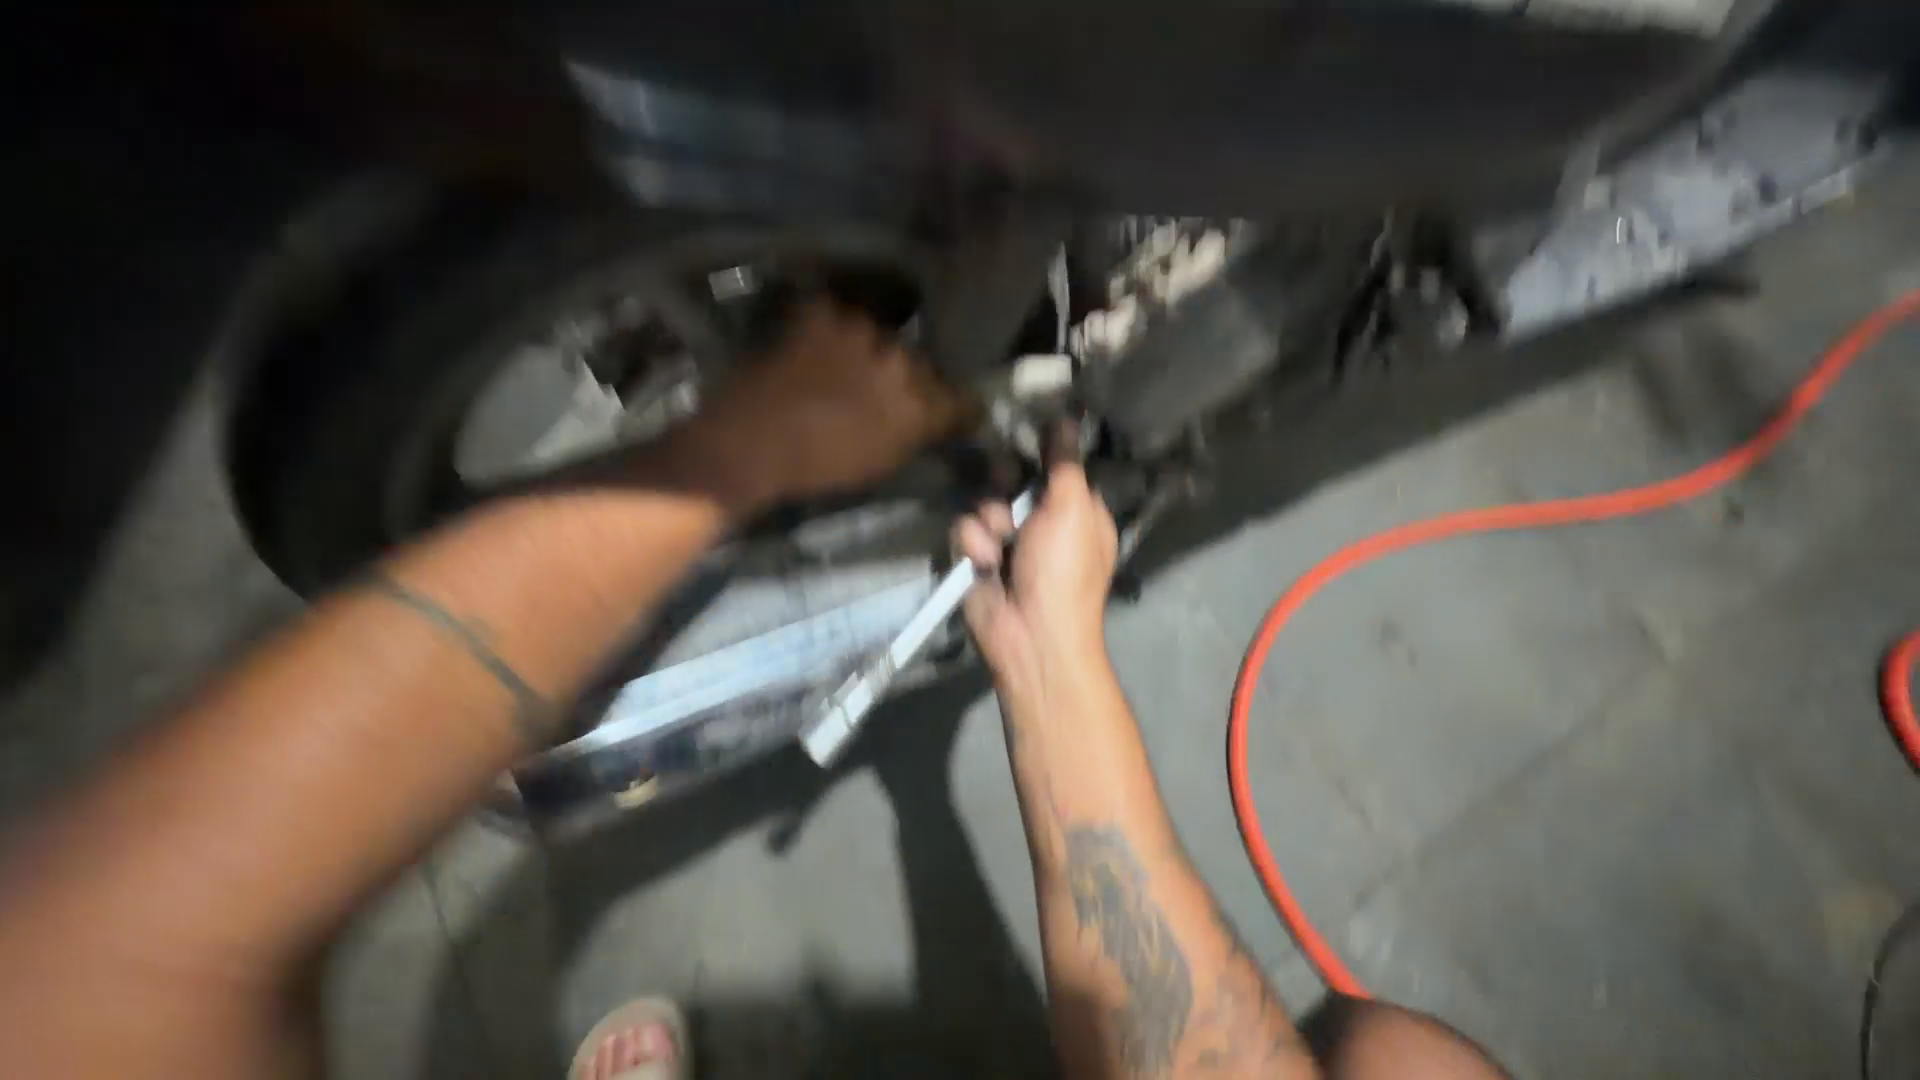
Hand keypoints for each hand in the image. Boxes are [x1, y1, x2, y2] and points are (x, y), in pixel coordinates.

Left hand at [695, 298, 965, 508]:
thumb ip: (914, 435)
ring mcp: (860, 333)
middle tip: (884, 390)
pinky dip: (826, 325)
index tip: (952, 413)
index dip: (958, 407)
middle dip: (908, 375)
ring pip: (878, 334)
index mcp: (919, 405)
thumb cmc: (819, 468)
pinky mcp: (820, 316)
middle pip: (918, 362)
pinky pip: (833, 313)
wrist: (754, 444)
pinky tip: (815, 339)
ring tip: (846, 363)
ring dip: (868, 347)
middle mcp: (900, 361)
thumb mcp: (880, 463)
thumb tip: (930, 420)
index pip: (959, 399)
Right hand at [953, 457, 1118, 704]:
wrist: (1030, 634)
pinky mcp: (978, 558)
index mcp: (1078, 512)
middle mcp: (1044, 523)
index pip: (1055, 467)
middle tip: (1009, 491)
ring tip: (1000, 544)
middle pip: (1012, 479)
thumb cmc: (1064, 569)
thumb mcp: (1074, 509)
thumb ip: (1065, 463)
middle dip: (1007, 485)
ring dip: (990, 520)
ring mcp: (1009, 542)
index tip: (1026, 436)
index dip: (1041, 454)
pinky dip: (974, 544)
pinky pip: (966, 530)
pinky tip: (986, 563)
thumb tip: (1067, 419)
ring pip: (985, 502)